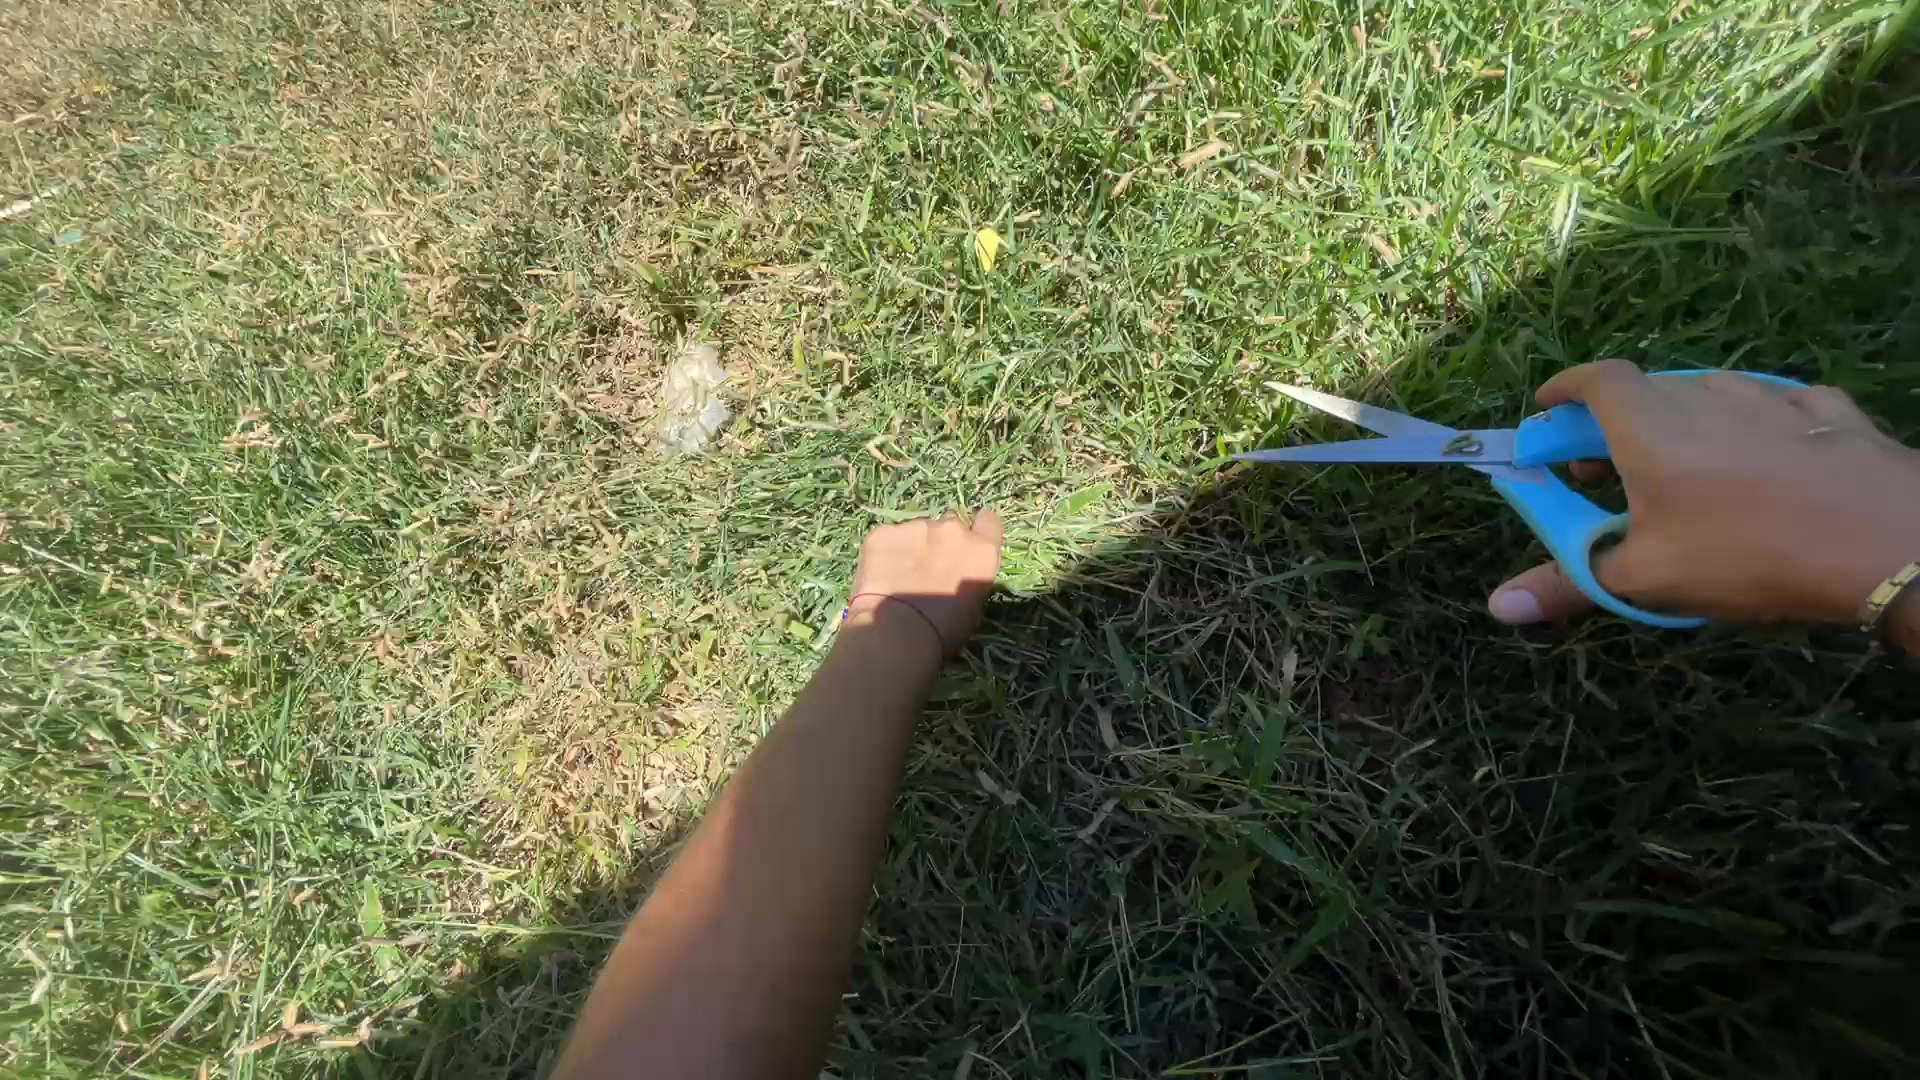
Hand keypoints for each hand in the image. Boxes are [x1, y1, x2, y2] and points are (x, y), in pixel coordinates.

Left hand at [845, 510, 1003, 658]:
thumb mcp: (973, 607)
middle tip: (927, 569)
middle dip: (940, 542)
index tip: (969, 542)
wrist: (898, 631)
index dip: (978, 530)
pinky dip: (885, 552)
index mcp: (981, 550)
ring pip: (916, 530)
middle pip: (949, 525)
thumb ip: (968, 578)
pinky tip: (880, 575)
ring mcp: (917, 526)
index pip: (989, 521)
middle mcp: (952, 530)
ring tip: (898, 576)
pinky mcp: (884, 532)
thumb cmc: (944, 631)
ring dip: (911, 547)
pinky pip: (887, 537)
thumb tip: (955, 577)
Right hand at [1486, 360, 1919, 627]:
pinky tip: (1758, 441)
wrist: (1904, 552)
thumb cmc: (1753, 556)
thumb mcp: (1644, 577)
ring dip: (1675, 412)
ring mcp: (1779, 404)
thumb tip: (1497, 606)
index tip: (1546, 406)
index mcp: (1653, 433)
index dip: (1565, 386)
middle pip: (1645, 388)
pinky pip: (1778, 399)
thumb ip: (1566, 584)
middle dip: (1608, 419)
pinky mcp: (1837, 417)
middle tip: (1598, 465)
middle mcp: (1709, 403)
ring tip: (1674, 454)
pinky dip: (1750, 414)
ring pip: (1708, 388)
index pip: (1598, 380)